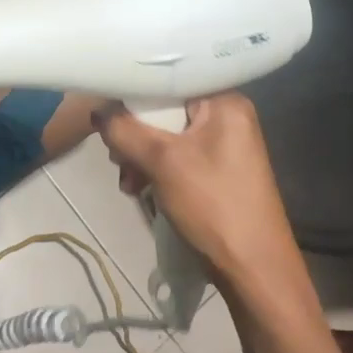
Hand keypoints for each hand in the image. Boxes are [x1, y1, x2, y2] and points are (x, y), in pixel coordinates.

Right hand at [96, 92, 296, 274]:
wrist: (255, 275)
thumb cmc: (213, 206)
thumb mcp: (161, 161)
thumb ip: (123, 129)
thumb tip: (96, 110)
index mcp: (224, 102)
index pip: (169, 78)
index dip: (134, 89)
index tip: (106, 105)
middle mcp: (227, 116)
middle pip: (165, 107)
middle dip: (134, 131)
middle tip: (116, 153)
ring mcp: (224, 145)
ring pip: (166, 134)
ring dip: (140, 154)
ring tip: (127, 179)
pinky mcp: (218, 171)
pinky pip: (176, 155)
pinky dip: (155, 168)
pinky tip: (139, 188)